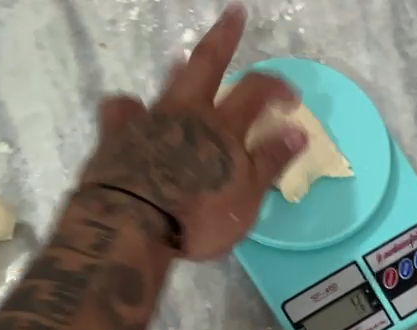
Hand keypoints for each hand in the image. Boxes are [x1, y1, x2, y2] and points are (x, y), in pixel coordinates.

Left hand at [78, 4, 304, 258]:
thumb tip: (298, 131)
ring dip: (180, 69)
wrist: (134, 222)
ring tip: (183, 58)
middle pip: (208, 65)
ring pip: (168, 83)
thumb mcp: (247, 197)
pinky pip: (123, 110)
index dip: (277, 88)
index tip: (292, 96)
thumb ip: (270, 162)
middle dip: (225, 37)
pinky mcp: (118, 134)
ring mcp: (150, 119)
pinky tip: (133, 110)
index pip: (257, 93)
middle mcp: (188, 113)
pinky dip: (131, 107)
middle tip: (235, 14)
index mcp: (224, 129)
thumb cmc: (199, 217)